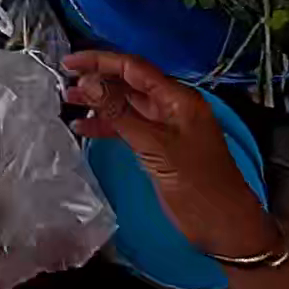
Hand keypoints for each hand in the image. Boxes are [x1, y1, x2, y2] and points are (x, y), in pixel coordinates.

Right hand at [65, 50, 275, 258]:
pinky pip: (124, 123)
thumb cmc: (197, 184)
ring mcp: (163, 125)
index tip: (68, 62)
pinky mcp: (156, 143)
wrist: (225, 228)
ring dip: (96, 100)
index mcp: (178, 99)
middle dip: (95, 79)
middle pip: (126, 82)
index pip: (133, 68)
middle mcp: (170, 106)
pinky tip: (82, 127)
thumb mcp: (154, 145)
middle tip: (63, 80)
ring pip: (123, 102)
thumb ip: (118, 112)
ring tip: (67, 100)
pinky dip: (103, 123)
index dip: (99, 60)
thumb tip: (86, 82)